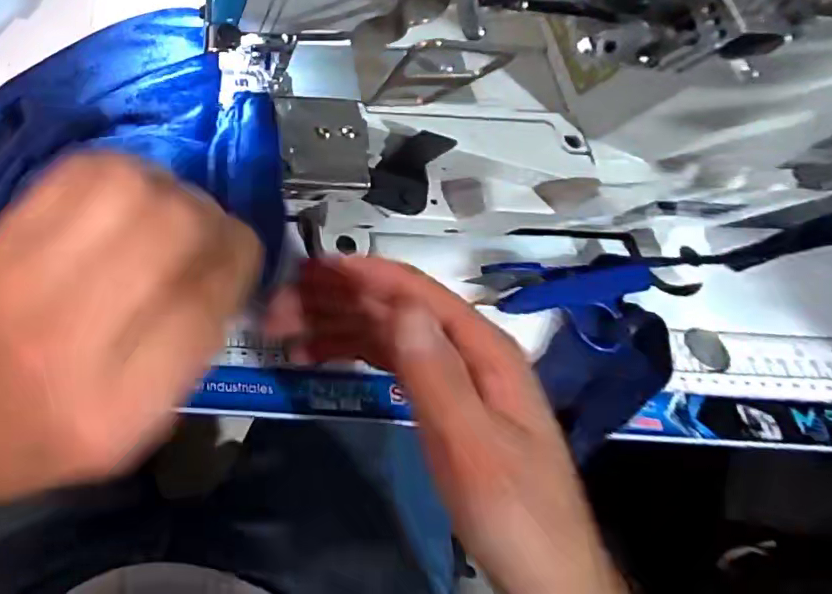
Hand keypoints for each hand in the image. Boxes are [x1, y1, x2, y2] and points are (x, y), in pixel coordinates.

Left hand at [0, 152, 261, 518]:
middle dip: (209, 219)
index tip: (242, 254)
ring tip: (170, 206)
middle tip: (209, 229)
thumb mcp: (131, 430)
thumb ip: (188, 349)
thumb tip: (228, 263)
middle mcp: (69, 335)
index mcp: (113, 407)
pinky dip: (121, 170)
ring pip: (129, 186)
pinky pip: (80, 170)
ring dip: (168, 187)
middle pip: (172, 229)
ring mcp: (27, 274)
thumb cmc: (44, 439)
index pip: (203, 302)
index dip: (237, 262)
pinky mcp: (4, 232)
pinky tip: (127, 193)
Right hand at [265, 256, 624, 593]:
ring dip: (333, 323)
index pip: (415, 292)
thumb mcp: (472, 446)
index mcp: (481, 348)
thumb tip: (400, 304)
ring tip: (284, 330)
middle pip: (391, 307)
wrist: (551, 580)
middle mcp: (464, 349)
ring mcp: (450, 372)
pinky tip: (315, 355)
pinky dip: (348, 351)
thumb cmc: (514, 513)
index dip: (362, 274)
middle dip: (335, 299)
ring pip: (383, 330)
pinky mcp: (437, 397)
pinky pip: (385, 357)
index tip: (312, 268)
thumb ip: (436, 373)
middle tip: (280, 306)